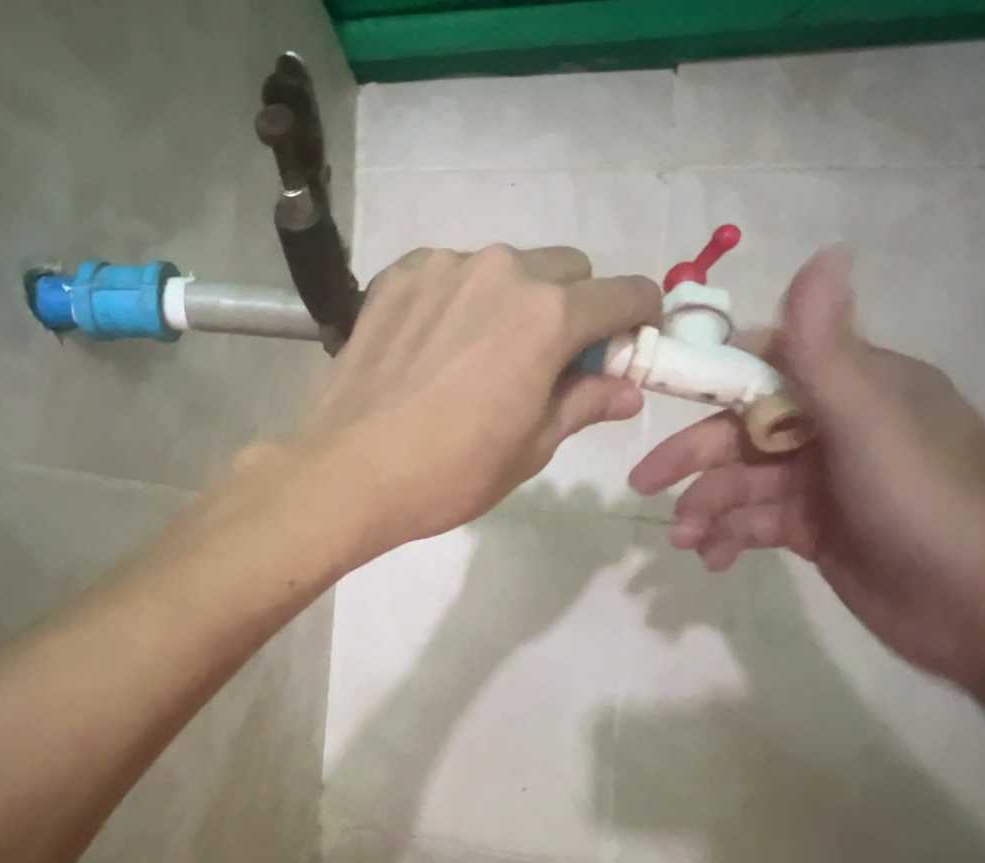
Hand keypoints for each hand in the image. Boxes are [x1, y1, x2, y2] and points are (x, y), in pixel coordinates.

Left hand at [290, 245, 659, 556]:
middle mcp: (502, 271)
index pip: (625, 294)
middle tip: (548, 359)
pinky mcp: (395, 277)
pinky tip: (433, 344)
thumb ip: (584, 403)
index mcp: (549, 315)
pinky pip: (447, 273)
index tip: (626, 346)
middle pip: (566, 271)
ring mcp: (442, 268)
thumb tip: (626, 389)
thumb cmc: (448, 472)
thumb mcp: (531, 448)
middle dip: (573, 307)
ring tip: (478, 354)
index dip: (638, 321)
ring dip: (511, 300)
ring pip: (504, 268)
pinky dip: (456, 298)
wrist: (346, 472)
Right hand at [629, 248, 984, 688]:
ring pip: (744, 482)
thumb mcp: (872, 424)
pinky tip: (711, 559)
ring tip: (686, 541)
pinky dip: (728, 536)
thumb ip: (828, 350)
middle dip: (694, 458)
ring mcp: (827, 481)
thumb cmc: (929, 507)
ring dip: (707, 506)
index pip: (771, 364)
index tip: (659, 396)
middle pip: (745, 430)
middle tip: (645, 487)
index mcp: (863, 386)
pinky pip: (755, 522)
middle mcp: (841, 427)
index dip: (714, 380)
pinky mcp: (817, 529)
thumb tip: (825, 250)